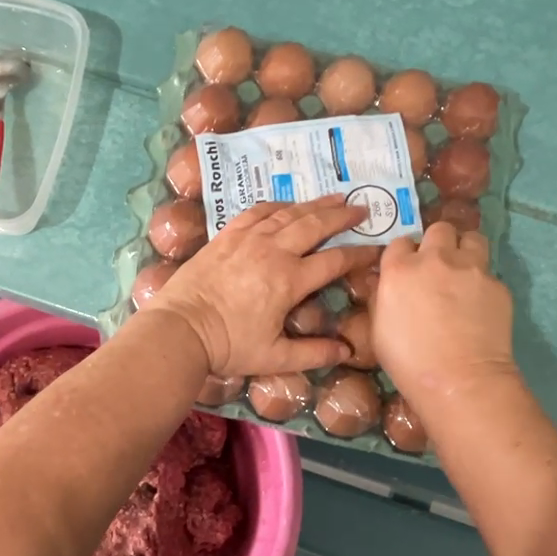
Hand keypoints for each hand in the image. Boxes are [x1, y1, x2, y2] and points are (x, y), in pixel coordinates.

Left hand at [146, 197, 380, 376]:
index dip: (359, 255)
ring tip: (334, 197)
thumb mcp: (275, 357)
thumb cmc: (228, 345)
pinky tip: (286, 204)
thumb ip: (313, 353)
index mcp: (289, 280)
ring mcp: (247, 239)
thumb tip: (345, 351)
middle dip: (342, 215)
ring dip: (314, 204)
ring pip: (288, 213)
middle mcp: (272, 251)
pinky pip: (256, 212)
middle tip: (362, 208)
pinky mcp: (225, 236)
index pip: (334, 262)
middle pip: (315, 225)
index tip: (376, 251)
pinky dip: (276, 205)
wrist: (180, 329)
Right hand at [371, 223, 517, 404]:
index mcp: (400, 269)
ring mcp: (471, 269)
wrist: (459, 380)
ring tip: (462, 272)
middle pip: (439, 230)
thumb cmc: (408, 361)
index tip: (406, 270)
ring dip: (464, 250)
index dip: (404, 255)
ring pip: (471, 238)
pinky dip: (482, 283)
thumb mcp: (378, 329)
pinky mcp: (498, 284)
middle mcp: (436, 259)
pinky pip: (488, 273)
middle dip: (437, 243)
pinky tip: (479, 306)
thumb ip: (381, 298)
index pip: (400, 242)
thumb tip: (385, 285)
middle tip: (437, 266)